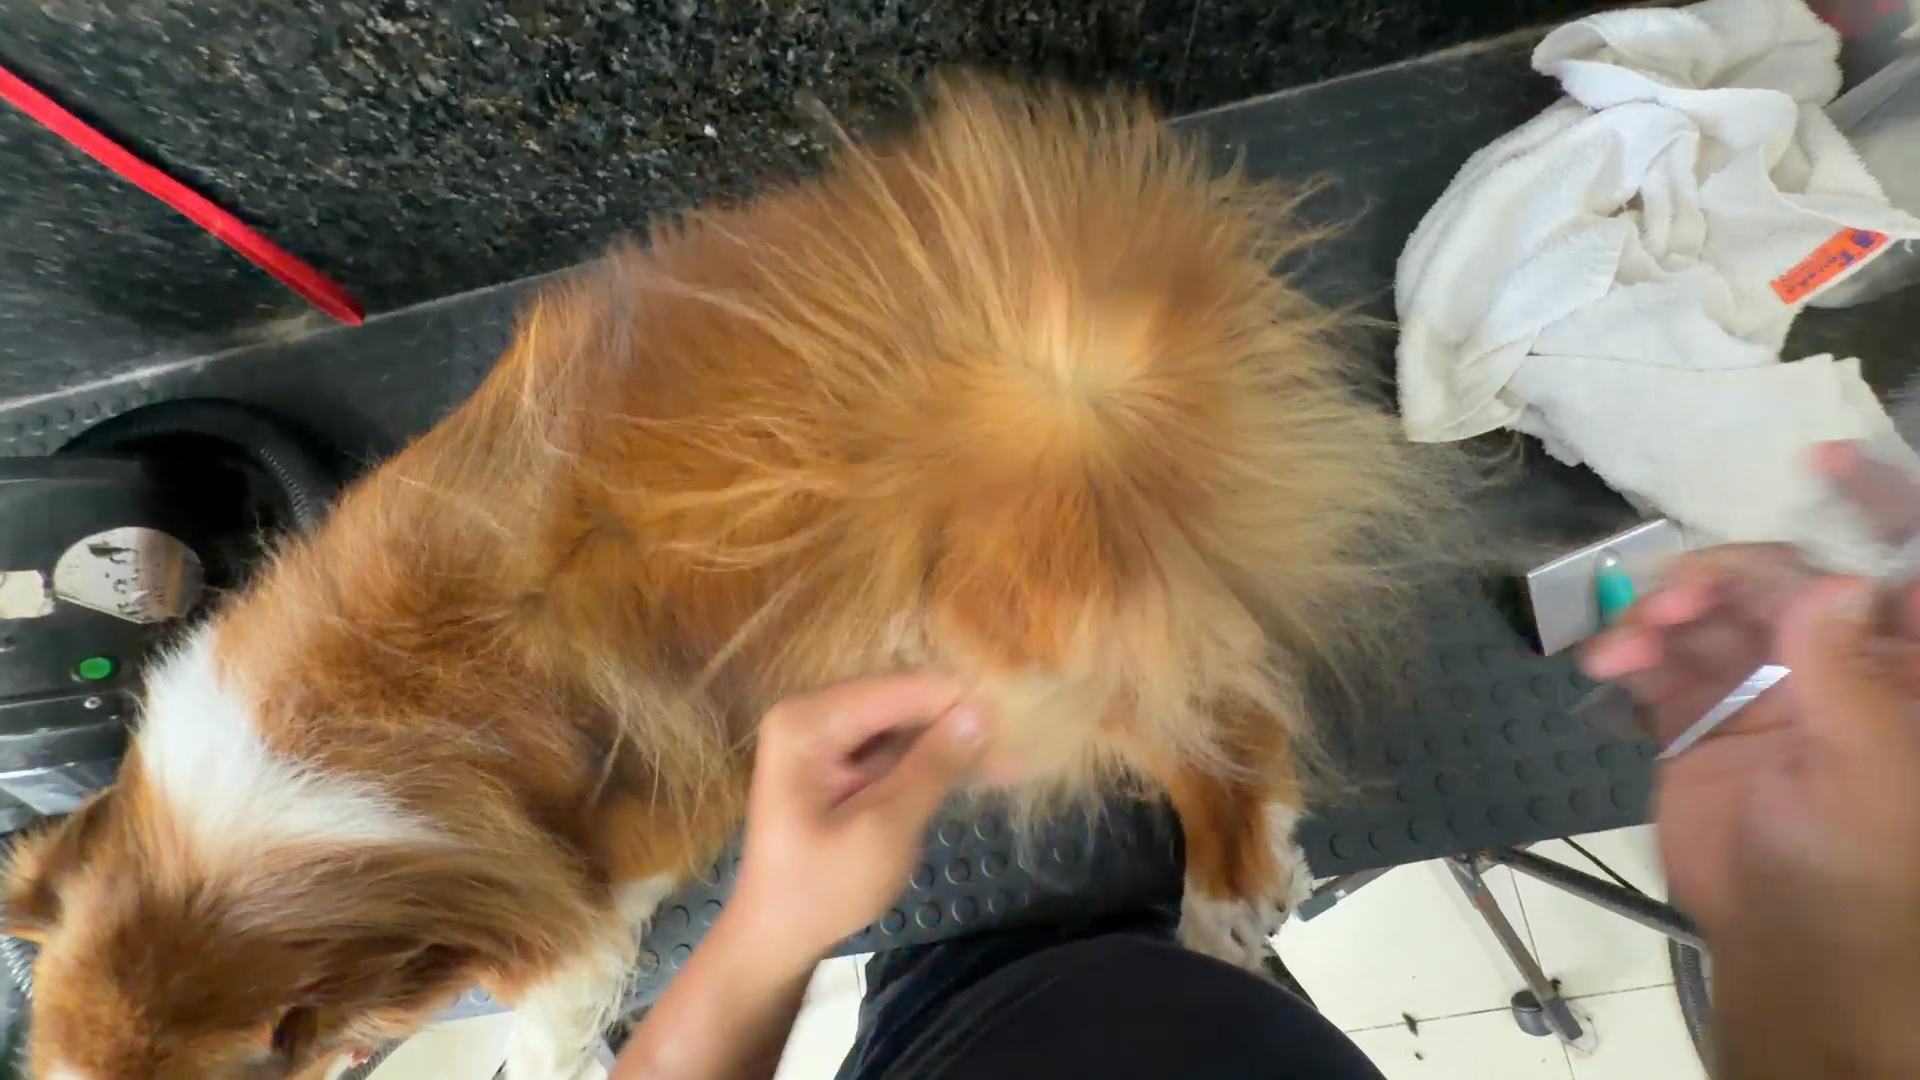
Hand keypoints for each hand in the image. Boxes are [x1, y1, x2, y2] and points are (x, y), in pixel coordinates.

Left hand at [728, 674, 992, 964]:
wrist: (777, 937)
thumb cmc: (822, 890)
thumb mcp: (884, 829)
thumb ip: (932, 766)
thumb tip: (982, 710)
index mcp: (809, 720)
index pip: (899, 691)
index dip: (957, 704)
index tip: (1013, 727)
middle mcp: (813, 711)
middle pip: (903, 702)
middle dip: (957, 724)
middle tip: (1015, 753)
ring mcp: (825, 732)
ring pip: (905, 722)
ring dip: (951, 744)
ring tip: (1008, 765)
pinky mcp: (839, 755)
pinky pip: (895, 744)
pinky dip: (932, 760)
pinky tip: (976, 773)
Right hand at [1582, 442, 1919, 930]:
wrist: (1780, 934)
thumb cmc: (1860, 867)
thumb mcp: (1871, 775)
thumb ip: (1851, 680)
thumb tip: (1835, 586)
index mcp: (1908, 673)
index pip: (1903, 575)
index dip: (1880, 508)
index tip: (1820, 459)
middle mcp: (1839, 664)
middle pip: (1778, 582)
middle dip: (1719, 578)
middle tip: (1667, 604)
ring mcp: (1761, 683)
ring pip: (1705, 612)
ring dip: (1657, 616)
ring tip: (1625, 646)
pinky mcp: (1695, 706)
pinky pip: (1655, 656)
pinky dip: (1626, 652)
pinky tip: (1607, 666)